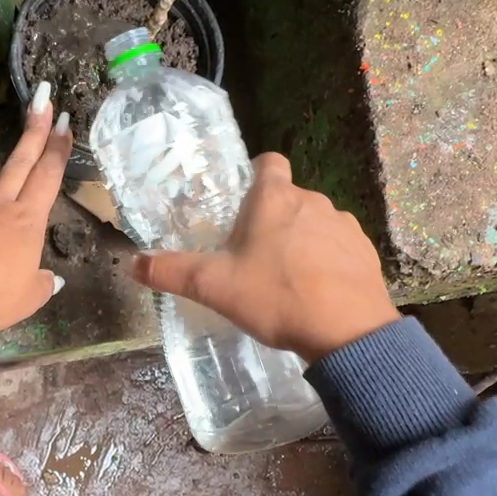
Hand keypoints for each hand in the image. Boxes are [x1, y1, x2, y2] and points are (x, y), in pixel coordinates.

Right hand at [132, 153, 399, 360]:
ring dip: (297, 240)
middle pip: (287, 198)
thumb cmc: (275, 297)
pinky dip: (323, 261)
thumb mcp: (212, 287)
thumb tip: (132, 264)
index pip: (268, 162)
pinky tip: (311, 291)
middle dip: (269, 218)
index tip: (240, 200)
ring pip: (313, 222)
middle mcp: (313, 201)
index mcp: (274, 199)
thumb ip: (169, 272)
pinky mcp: (364, 252)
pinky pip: (336, 247)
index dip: (254, 174)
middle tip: (247, 253)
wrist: (347, 333)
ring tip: (279, 276)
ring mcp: (343, 226)